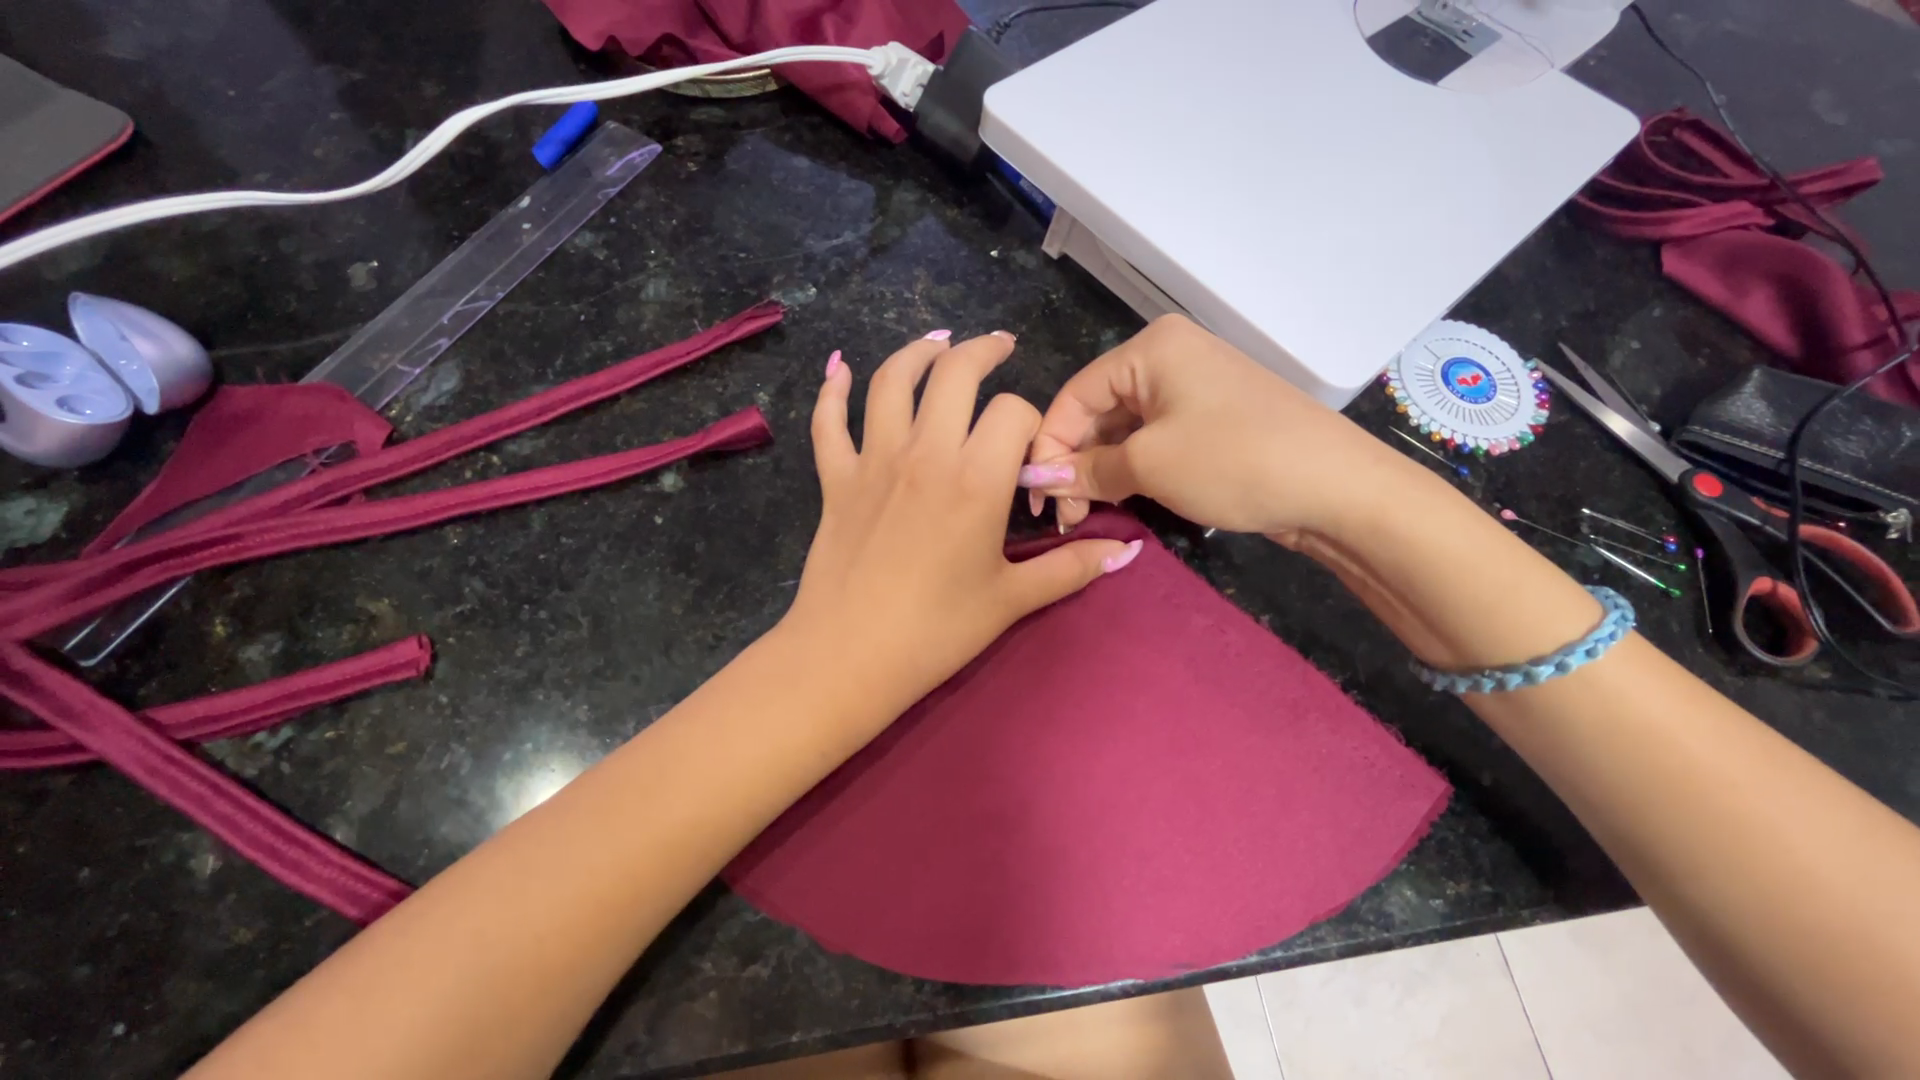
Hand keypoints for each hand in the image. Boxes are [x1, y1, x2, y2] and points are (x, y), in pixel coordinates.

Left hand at [783, 330, 1141, 719]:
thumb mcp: (1011, 600)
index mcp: (976, 478)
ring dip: (916, 353)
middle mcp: (925, 453)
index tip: (1031, 457)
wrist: (849, 657)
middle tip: (999, 346)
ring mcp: (874, 461)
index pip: (1014, 413)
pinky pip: (829, 422)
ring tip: (937, 344)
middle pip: (954, 373)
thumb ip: (1071, 568)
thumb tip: (1127, 551)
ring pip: (892, 382)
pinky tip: (841, 369)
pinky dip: (832, 391)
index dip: (1031, 424)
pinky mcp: (835, 479)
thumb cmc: (937, 631)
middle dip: (982, 351)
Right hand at [1021, 315, 1407, 543]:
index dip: (1049, 445)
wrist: (1337, 487)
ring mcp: (1197, 387)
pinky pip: (1158, 437)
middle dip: (1076, 460)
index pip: (1075, 393)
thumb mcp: (1150, 466)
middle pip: (1099, 409)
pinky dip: (1135, 467)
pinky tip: (1121, 497)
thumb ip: (1088, 470)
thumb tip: (1042, 478)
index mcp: (1151, 348)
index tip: (1036, 495)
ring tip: (1088, 511)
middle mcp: (1171, 356)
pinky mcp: (1215, 419)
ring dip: (1103, 468)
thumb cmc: (1233, 461)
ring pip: (1127, 427)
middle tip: (1064, 513)